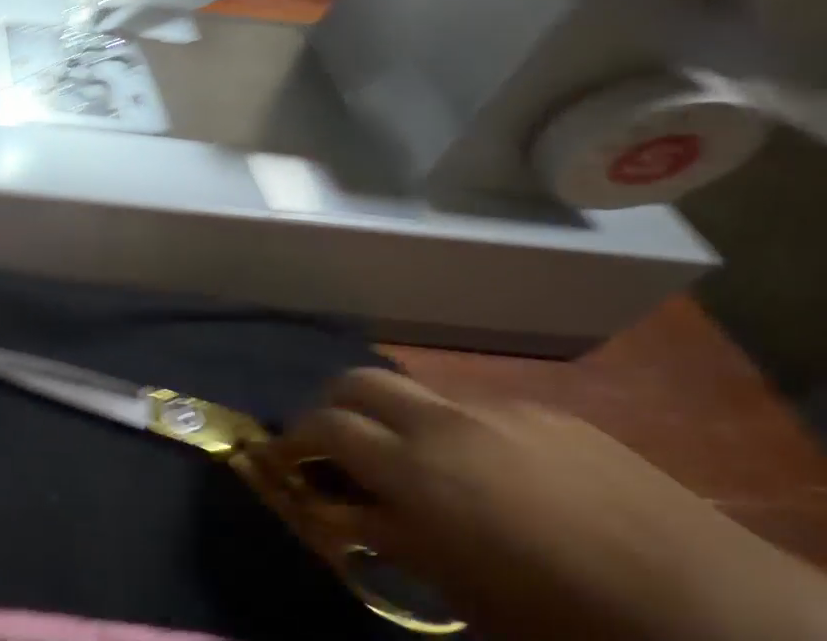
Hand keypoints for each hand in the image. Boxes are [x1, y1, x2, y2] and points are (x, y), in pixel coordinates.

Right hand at [285, 368, 826, 640]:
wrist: (710, 606)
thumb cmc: (563, 614)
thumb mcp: (459, 589)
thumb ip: (389, 537)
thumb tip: (338, 510)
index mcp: (416, 468)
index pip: (324, 425)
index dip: (293, 438)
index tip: (284, 459)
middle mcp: (447, 422)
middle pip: (358, 381)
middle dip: (332, 406)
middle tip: (334, 446)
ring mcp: (502, 411)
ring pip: (419, 390)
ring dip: (396, 416)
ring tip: (417, 464)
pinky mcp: (553, 415)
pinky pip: (481, 408)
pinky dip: (458, 430)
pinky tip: (495, 474)